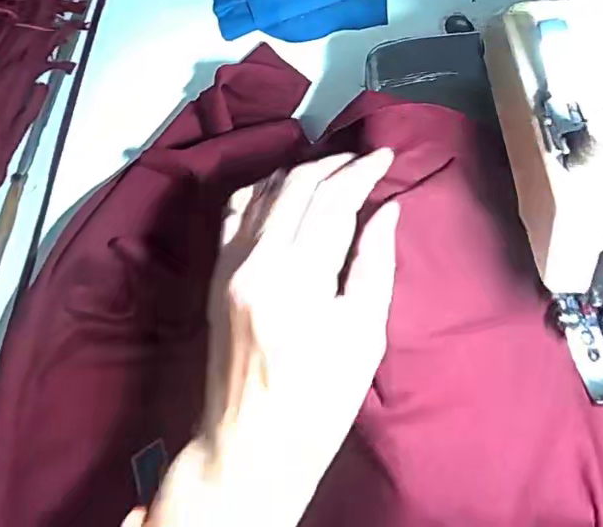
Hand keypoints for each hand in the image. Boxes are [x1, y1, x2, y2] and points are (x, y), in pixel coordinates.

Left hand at [139, 150, 401, 526]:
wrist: (248, 446)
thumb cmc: (317, 403)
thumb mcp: (364, 338)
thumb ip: (376, 264)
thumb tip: (387, 210)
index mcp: (298, 282)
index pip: (333, 202)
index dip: (361, 172)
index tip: (384, 156)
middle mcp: (257, 262)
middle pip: (298, 185)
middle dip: (336, 164)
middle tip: (363, 160)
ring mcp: (230, 263)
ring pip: (266, 189)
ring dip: (302, 170)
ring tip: (332, 168)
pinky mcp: (216, 270)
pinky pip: (236, 208)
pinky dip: (265, 186)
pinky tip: (286, 186)